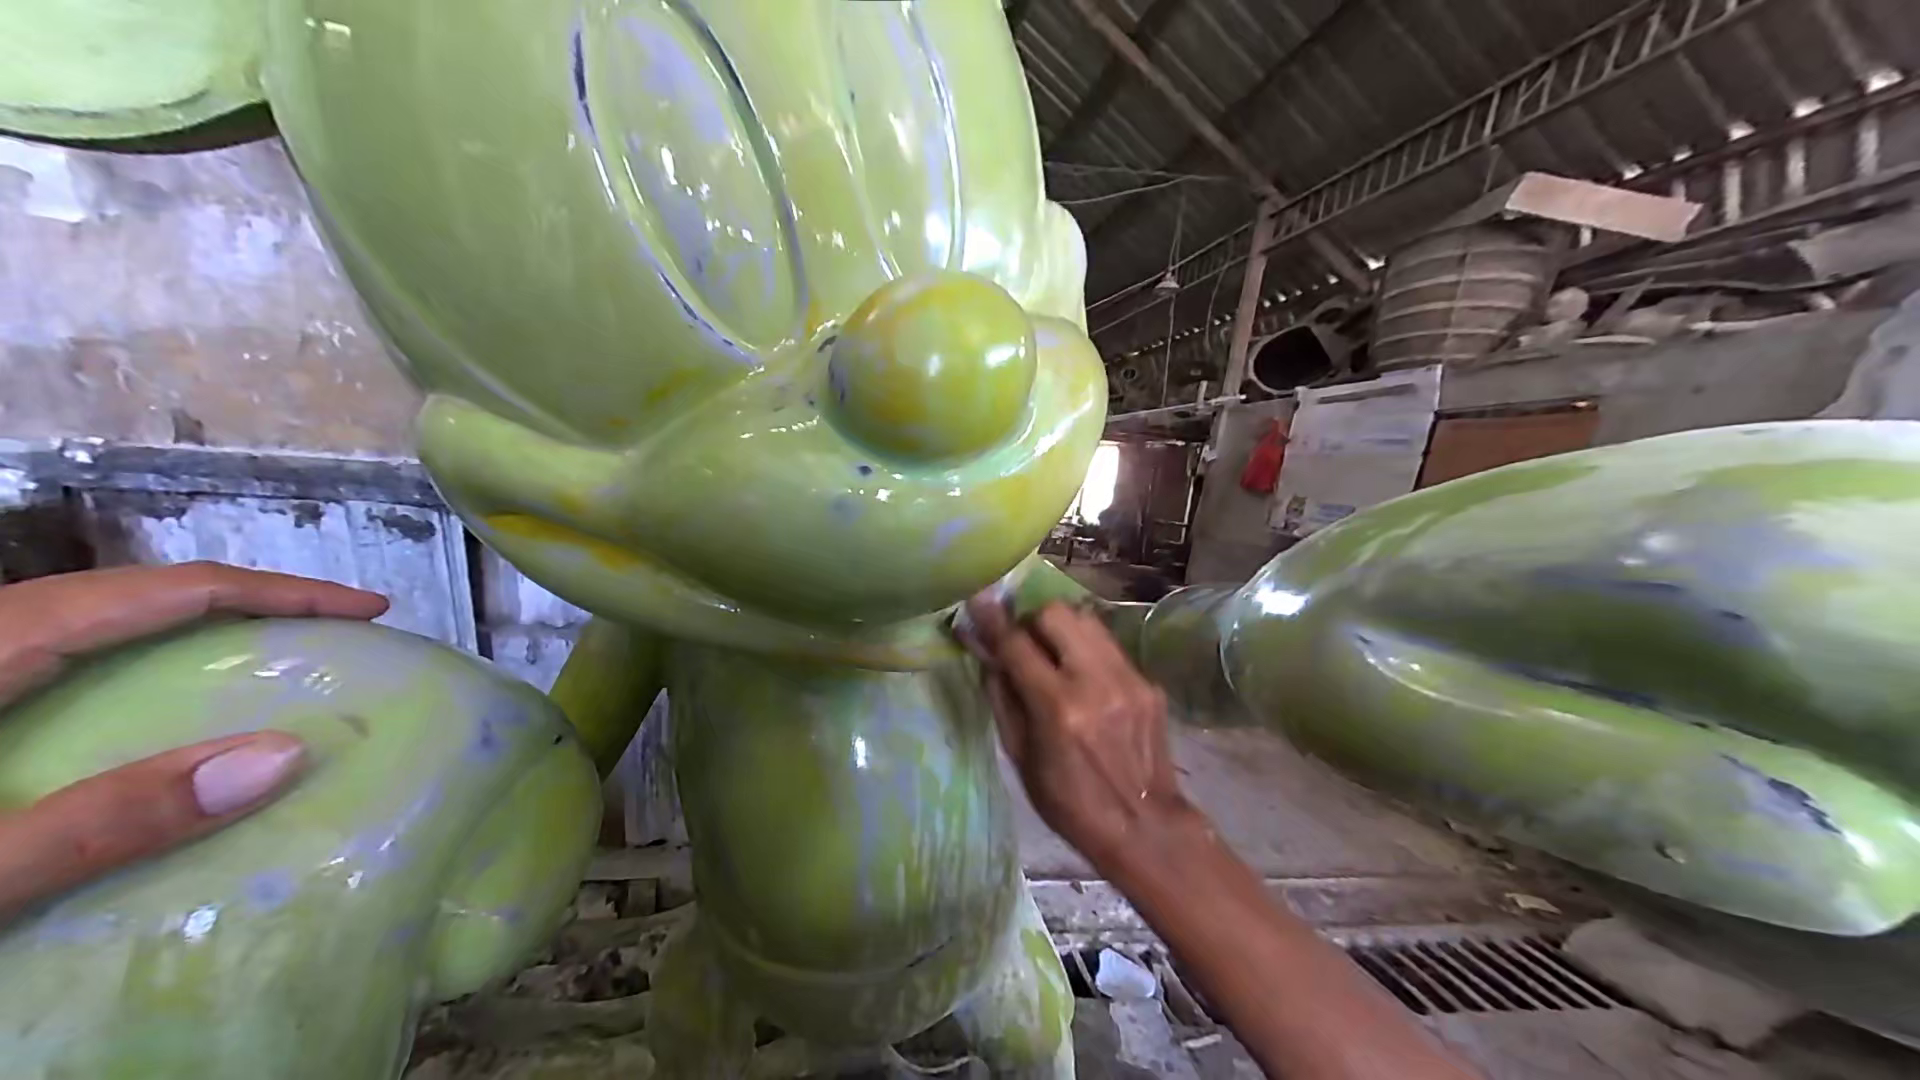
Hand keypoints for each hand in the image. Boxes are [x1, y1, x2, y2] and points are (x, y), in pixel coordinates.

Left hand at [0, 562, 388, 923]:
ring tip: (272, 648)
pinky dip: (136, 663)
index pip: (154, 594)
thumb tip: (283, 757)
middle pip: (126, 594)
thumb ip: (98, 823)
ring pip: (84, 623)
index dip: (275, 591)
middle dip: (247, 598)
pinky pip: (53, 663)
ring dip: (195, 625)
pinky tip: (163, 700)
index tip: (368, 609)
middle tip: (335, 627)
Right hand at [961, 597, 1194, 868]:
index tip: (977, 600)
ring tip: (1054, 652)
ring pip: (1087, 619)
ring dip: (1061, 627)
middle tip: (1025, 642)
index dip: (992, 620)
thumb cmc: (1069, 802)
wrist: (1144, 826)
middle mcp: (1095, 682)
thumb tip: (986, 653)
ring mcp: (1129, 678)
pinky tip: (1084, 677)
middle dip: (1032, 620)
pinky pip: (1109, 645)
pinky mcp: (1149, 682)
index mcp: (1058, 708)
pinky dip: (1087, 650)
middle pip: (1056, 613)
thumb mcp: (1021, 757)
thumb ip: (1002, 697)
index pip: (1017, 644)